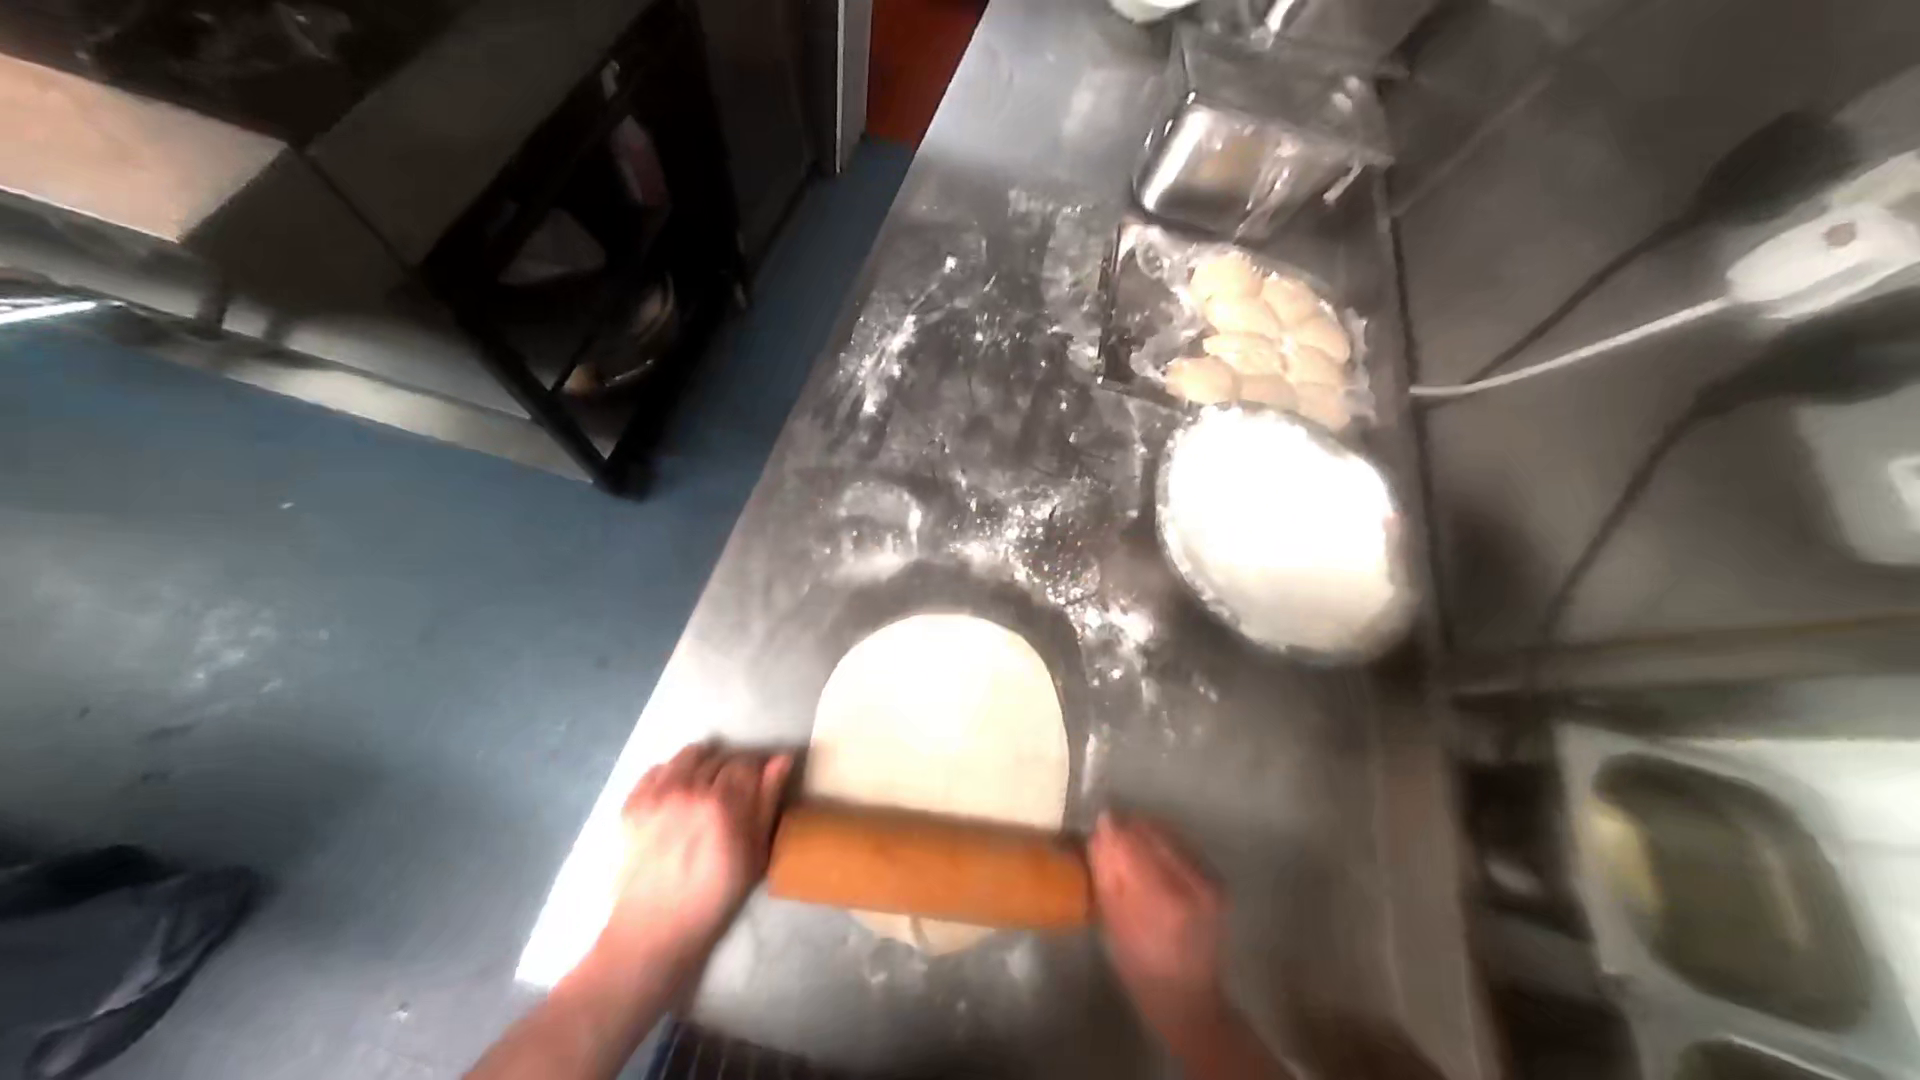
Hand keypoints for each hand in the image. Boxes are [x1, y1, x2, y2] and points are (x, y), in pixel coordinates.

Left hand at [606, 742, 792, 964]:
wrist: (654, 931)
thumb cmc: (715, 896)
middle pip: (721, 757)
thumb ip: (768, 801)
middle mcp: (689, 788)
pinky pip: (658, 768)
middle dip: (732, 770)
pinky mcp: (633, 803)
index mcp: (724, 802)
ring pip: (690, 755)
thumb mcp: (756, 853)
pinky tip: (678, 794)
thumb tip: (782, 759)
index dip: (758, 771)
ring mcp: (657, 794)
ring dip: (704, 765)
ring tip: (706, 788)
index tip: (759, 785)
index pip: (749, 763)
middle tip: (734, 794)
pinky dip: (672, 773)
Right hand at [1088, 813, 1230, 1029]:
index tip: (1097, 824)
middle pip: (1153, 831)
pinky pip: (1183, 846)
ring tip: (1130, 849)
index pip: (1132, 842)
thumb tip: (1100, 829)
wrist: (1188, 996)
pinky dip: (1163, 844)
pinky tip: (1151, 858)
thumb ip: (1106, 870)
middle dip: (1129, 829)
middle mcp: (1193, 881)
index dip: (1112, 829)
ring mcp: (1210, 879)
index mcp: (1165, 897)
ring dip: (1146, 834)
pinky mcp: (1217, 879)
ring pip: (1169, 833)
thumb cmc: (1140, 965)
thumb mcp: (1112, 920)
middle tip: (1110, 838)